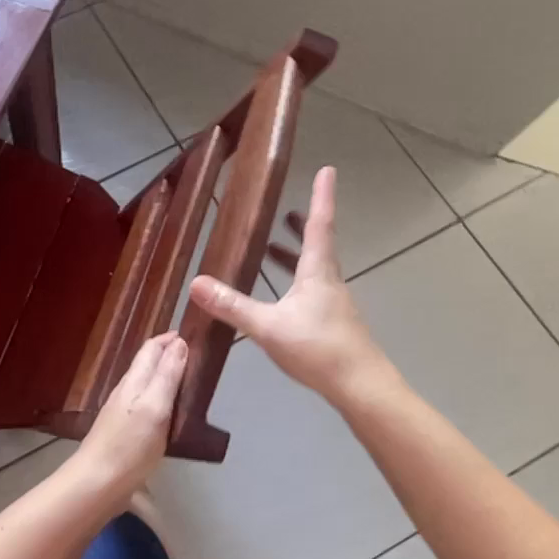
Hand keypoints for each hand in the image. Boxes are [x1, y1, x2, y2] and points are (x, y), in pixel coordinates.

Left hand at [66, 333, 187, 502]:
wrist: (98, 482)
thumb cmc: (130, 445)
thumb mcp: (155, 407)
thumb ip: (167, 375)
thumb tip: (180, 342)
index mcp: (134, 380)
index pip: (151, 348)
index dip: (169, 339)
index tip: (192, 335)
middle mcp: (126, 390)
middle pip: (147, 363)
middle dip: (169, 354)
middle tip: (195, 356)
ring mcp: (122, 410)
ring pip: (145, 382)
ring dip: (164, 375)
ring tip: (187, 380)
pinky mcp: (124, 430)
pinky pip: (145, 403)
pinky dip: (160, 397)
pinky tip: (169, 410)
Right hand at [188, 166, 399, 405]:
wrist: (362, 389)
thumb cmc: (319, 349)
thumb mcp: (268, 326)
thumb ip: (232, 306)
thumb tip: (195, 282)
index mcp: (318, 272)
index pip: (320, 224)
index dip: (322, 196)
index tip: (328, 170)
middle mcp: (329, 282)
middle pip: (318, 245)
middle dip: (304, 227)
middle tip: (289, 212)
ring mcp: (334, 304)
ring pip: (315, 270)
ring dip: (296, 255)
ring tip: (273, 249)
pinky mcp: (333, 325)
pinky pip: (312, 291)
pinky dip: (295, 282)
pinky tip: (281, 300)